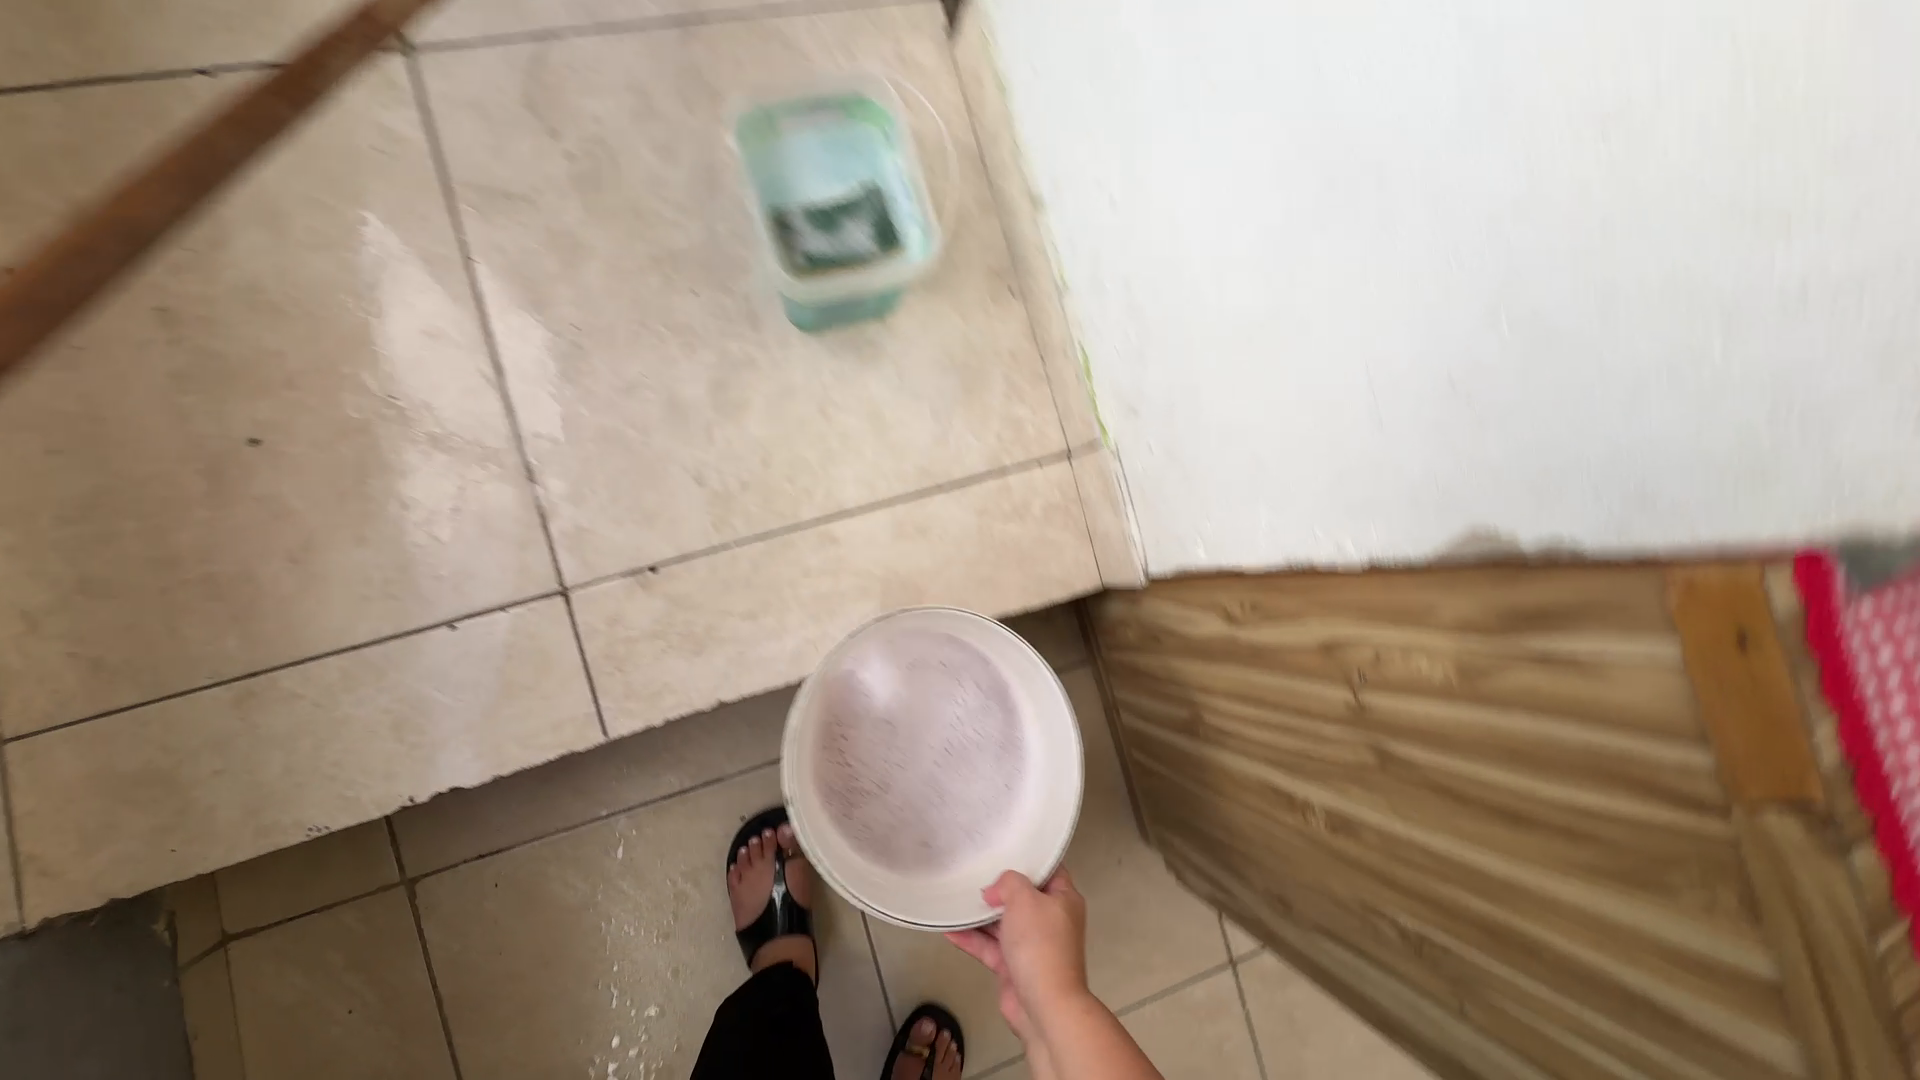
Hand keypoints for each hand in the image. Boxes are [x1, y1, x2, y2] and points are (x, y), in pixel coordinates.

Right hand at [945, 870, 1089, 1038]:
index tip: (1003, 849)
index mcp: (1063, 899)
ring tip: (955, 898)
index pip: (1048, 870)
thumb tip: (994, 892)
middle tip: (973, 873)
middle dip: (998, 888)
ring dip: (980, 914)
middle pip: (1021, 896)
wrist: (1044, 1005)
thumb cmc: (1040, 943)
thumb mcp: (1024, 898)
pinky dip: (972, 939)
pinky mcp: (1013, 967)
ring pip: (1002, 923)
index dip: (1027, 859)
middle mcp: (1049, 920)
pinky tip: (949, 929)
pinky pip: (990, 947)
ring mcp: (1031, 945)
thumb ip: (1008, 882)